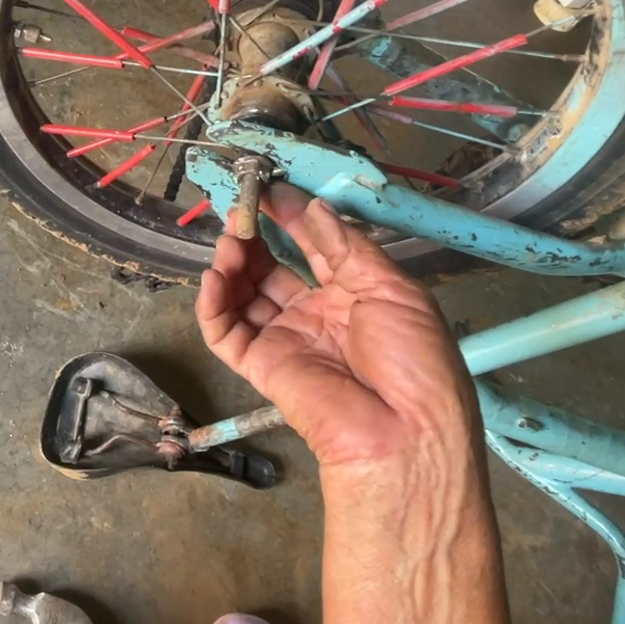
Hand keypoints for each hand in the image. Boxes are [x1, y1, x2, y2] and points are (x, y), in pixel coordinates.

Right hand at [194, 183, 480, 470]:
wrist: (402, 433)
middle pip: (270, 268)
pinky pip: (225, 332)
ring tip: (229, 241)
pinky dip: (212, 305)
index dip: (290, 217)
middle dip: (254, 237)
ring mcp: (285, 339)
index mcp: (353, 295)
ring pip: (243, 295)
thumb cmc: (412, 359)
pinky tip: (214, 278)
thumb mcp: (393, 290)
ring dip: (231, 264)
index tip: (270, 190)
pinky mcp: (260, 366)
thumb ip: (346, 246)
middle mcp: (315, 314)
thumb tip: (313, 206)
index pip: (312, 247)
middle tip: (241, 212)